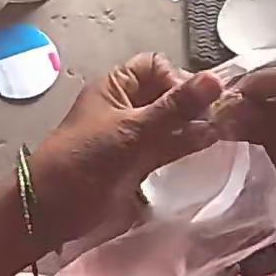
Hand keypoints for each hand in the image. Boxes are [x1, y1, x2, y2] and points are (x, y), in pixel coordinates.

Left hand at [26, 53, 222, 248]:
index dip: (178, 78)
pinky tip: (208, 145)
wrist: (52, 209)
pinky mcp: (137, 161)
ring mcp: (132, 134)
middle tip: (220, 116)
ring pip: (169, 121)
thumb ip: (176, 107)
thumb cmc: (87, 158)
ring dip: (192, 124)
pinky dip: (185, 144)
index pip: (156, 66)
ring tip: (222, 131)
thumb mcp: (133, 129)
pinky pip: (166, 145)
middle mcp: (125, 105)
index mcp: (116, 86)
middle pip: (166, 94)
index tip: (198, 99)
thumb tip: (216, 80)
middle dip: (192, 102)